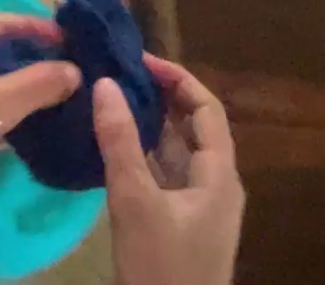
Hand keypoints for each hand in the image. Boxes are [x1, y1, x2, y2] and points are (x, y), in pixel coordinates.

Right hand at [94, 57, 244, 284]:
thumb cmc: (161, 269)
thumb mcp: (135, 201)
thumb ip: (120, 140)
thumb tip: (105, 81)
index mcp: (219, 175)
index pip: (206, 108)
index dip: (176, 78)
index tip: (138, 60)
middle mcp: (216, 185)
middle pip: (194, 126)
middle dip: (161, 95)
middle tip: (119, 73)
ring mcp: (199, 207)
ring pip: (178, 149)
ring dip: (151, 121)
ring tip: (113, 96)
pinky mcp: (180, 224)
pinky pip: (166, 172)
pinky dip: (144, 150)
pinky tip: (115, 142)